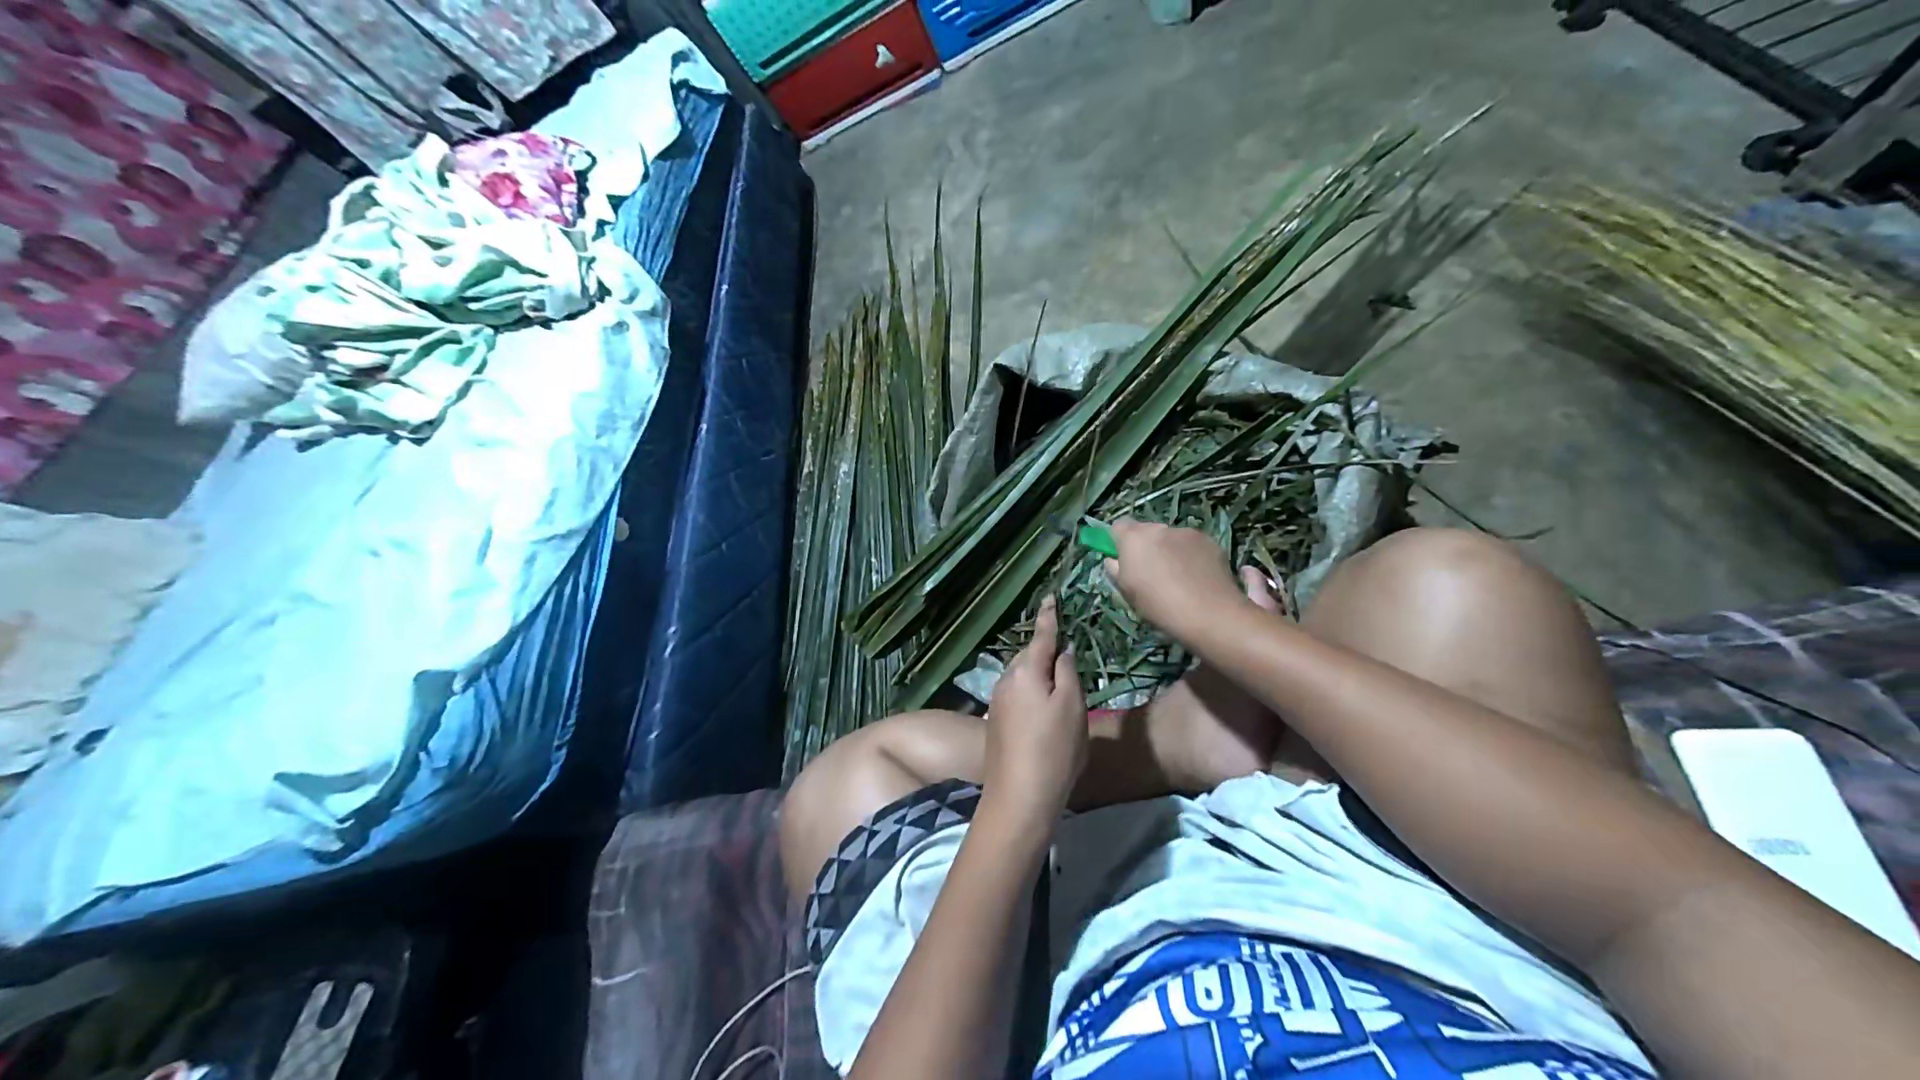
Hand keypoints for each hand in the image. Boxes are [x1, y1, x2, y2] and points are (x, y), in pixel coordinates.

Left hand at [984, 595, 1086, 821]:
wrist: (1020, 796)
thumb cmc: (1054, 748)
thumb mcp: (1072, 705)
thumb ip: (1066, 672)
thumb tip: (1061, 651)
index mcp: (1026, 670)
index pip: (1041, 636)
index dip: (1049, 617)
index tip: (1050, 598)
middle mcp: (1006, 680)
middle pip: (1030, 656)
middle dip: (1045, 648)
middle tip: (1065, 643)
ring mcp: (998, 702)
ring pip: (1023, 675)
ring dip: (1039, 672)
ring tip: (1059, 677)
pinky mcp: (998, 722)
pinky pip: (1018, 693)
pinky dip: (1032, 690)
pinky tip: (1044, 704)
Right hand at [1103, 518, 1252, 643]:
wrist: (1210, 614)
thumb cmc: (1159, 606)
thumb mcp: (1127, 593)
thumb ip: (1116, 570)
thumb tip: (1114, 560)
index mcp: (1134, 539)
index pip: (1118, 525)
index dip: (1118, 541)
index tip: (1123, 559)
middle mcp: (1160, 529)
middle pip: (1146, 530)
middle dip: (1146, 546)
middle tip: (1151, 572)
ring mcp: (1187, 533)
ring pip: (1171, 537)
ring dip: (1169, 550)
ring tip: (1178, 578)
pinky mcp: (1210, 541)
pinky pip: (1192, 545)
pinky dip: (1190, 556)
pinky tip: (1196, 578)